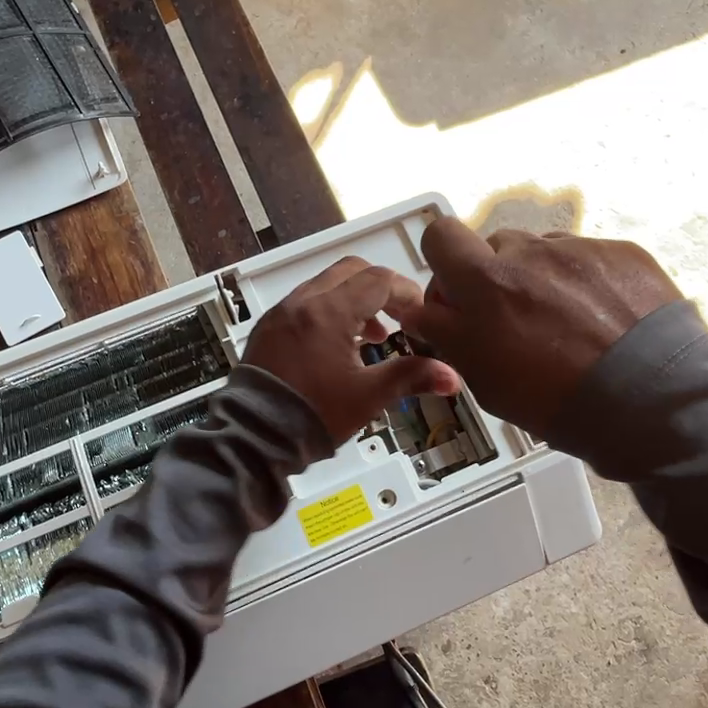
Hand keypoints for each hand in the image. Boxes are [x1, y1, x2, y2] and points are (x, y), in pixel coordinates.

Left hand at [242, 256, 462, 441]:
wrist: (254, 436)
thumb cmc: (312, 415)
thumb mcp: (368, 397)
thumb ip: (411, 377)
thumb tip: (452, 377)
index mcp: (329, 312)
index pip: (378, 280)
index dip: (406, 293)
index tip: (419, 315)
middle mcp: (302, 302)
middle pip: (351, 271)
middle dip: (380, 288)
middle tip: (398, 316)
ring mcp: (281, 312)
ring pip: (326, 283)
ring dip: (353, 299)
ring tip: (371, 337)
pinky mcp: (269, 326)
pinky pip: (305, 301)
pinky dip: (328, 309)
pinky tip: (338, 344)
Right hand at [394, 219, 681, 437]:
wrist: (654, 404)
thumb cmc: (556, 400)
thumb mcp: (480, 376)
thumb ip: (443, 333)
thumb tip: (420, 310)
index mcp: (485, 281)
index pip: (440, 235)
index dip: (444, 262)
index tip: (458, 295)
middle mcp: (529, 252)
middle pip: (496, 248)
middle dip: (497, 277)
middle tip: (517, 321)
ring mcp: (579, 250)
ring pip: (544, 255)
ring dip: (543, 280)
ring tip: (570, 327)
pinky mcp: (622, 254)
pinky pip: (589, 260)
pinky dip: (588, 284)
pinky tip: (604, 323)